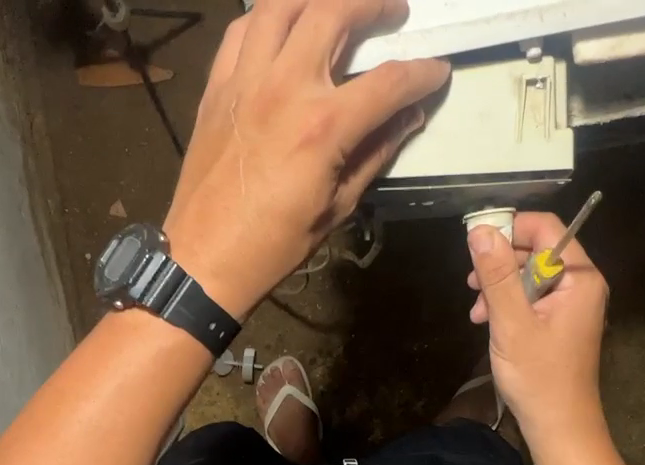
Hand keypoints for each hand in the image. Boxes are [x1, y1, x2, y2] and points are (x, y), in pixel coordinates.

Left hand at [163, 0, 449, 315]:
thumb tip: (406, 119)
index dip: (422, 74)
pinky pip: (242, 31)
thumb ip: (375, 154)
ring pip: (282, 4)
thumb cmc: (276, 244)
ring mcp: (246, 80)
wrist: (206, 258)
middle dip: (374, 3)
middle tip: (394, 10)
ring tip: (338, 4)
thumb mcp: (338, 207)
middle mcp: (286, 87)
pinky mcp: (217, 86)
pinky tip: (283, 27)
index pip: (388, 82)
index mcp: (324, 126)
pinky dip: (268, 18)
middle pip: (335, 12)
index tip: (438, 72)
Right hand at [465, 213, 608, 437]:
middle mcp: (582, 285)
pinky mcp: (562, 323)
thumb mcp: (511, 323)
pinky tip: (489, 323)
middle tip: (472, 285)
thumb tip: (479, 230)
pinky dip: (510, 305)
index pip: (547, 229)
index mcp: (580, 278)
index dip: (511, 229)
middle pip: (538, 251)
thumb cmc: (538, 377)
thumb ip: (497, 275)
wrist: (559, 425)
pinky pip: (534, 299)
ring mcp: (573, 305)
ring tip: (478, 313)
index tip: (477, 247)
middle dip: (501, 264)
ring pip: (531, 276)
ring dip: (500, 288)